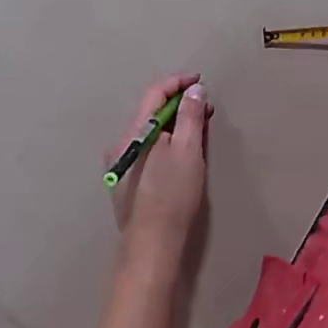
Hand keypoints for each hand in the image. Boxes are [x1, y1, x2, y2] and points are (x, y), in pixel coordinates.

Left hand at [106, 73, 211, 252]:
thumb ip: (191, 115)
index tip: (201, 80)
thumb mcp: (188, 150)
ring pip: (152, 130)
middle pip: (152, 111)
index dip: (179, 82)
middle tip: (206, 105)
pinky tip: (185, 148)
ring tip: (201, 125)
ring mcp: (123, 163)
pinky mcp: (129, 179)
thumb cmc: (172, 195)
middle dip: (180, 103)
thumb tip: (193, 90)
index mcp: (132, 132)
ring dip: (176, 122)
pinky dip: (169, 140)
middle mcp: (121, 143)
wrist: (152, 247)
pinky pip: (150, 147)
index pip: (155, 93)